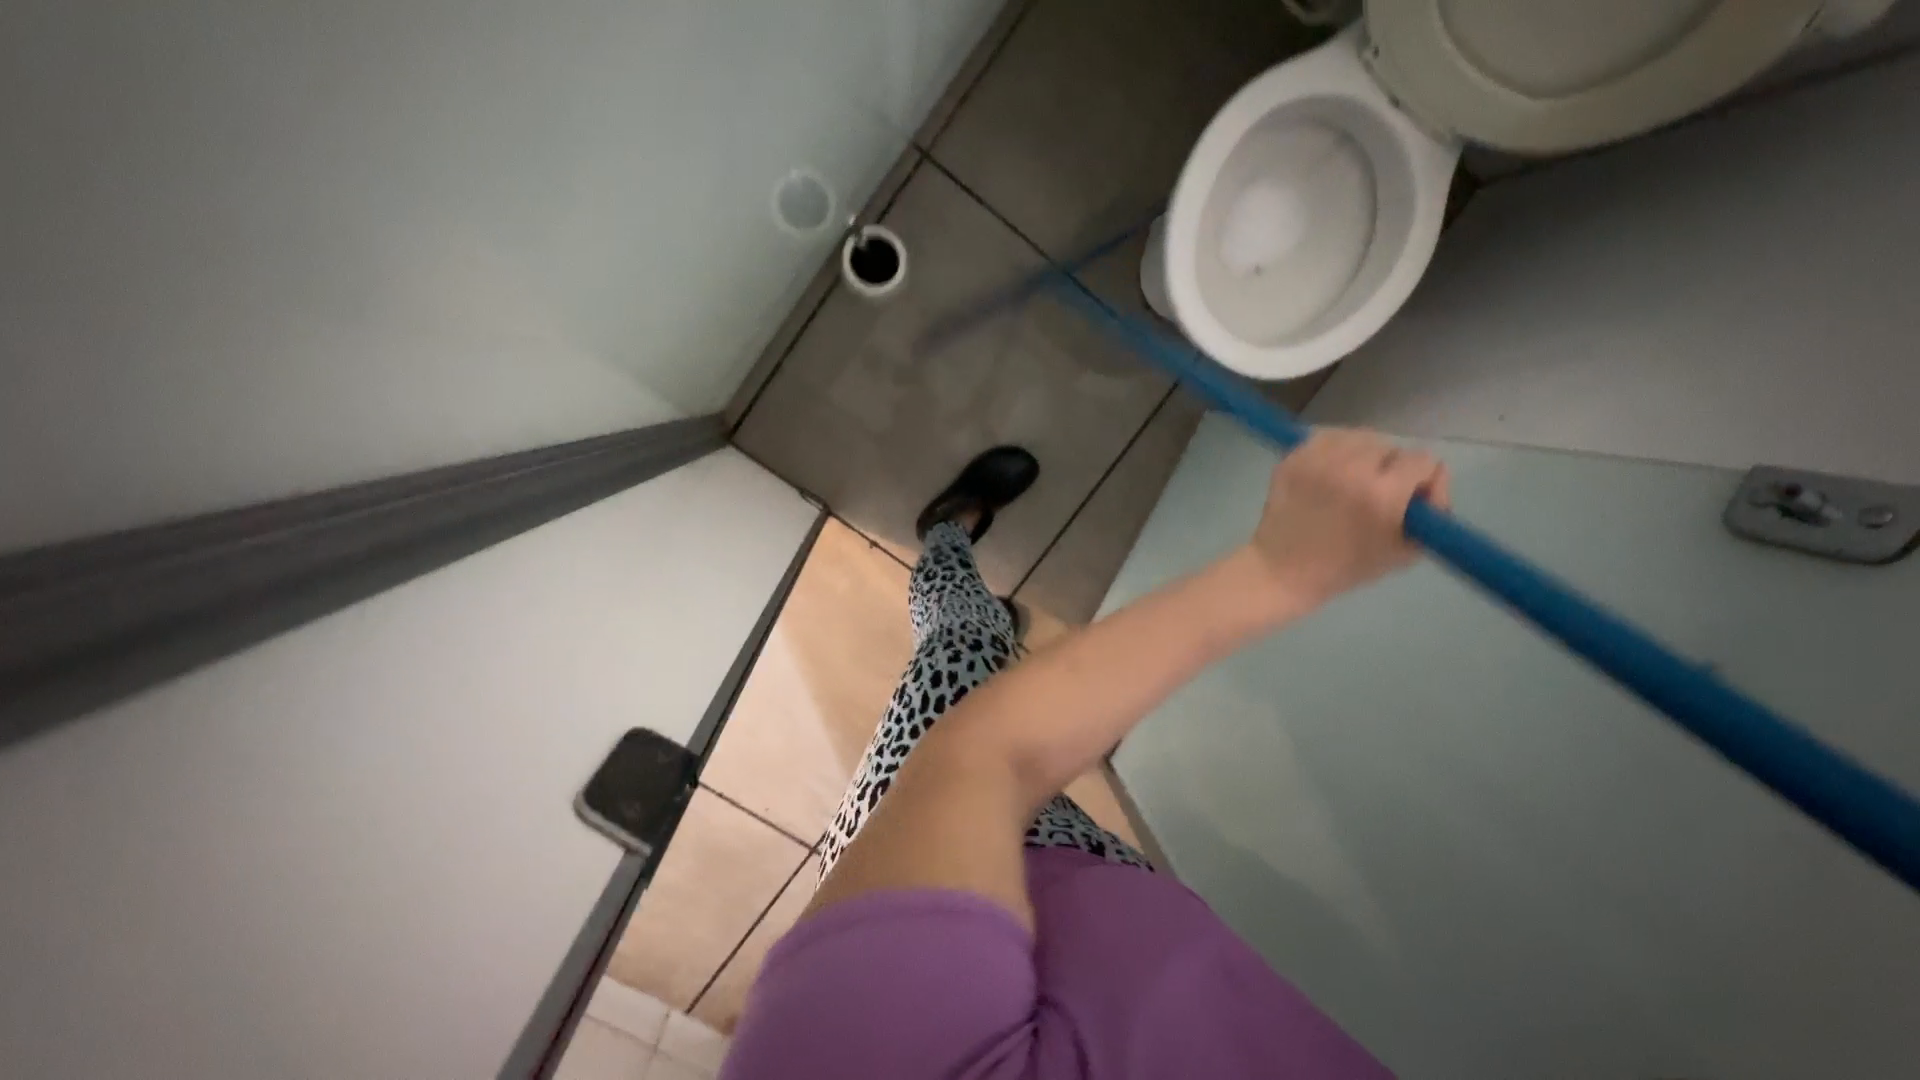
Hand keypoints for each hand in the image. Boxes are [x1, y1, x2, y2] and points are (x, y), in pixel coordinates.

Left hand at [1243, 428, 1449, 613]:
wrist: (1282, 569)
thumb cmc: (1345, 568)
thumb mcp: (1404, 552)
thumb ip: (1429, 517)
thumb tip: (1431, 491)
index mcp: (1382, 494)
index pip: (1424, 460)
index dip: (1425, 480)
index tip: (1413, 498)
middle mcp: (1351, 468)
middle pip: (1391, 446)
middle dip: (1392, 468)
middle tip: (1380, 492)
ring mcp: (1317, 460)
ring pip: (1359, 437)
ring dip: (1364, 455)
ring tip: (1354, 480)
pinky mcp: (1294, 457)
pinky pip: (1328, 437)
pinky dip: (1336, 450)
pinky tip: (1332, 470)